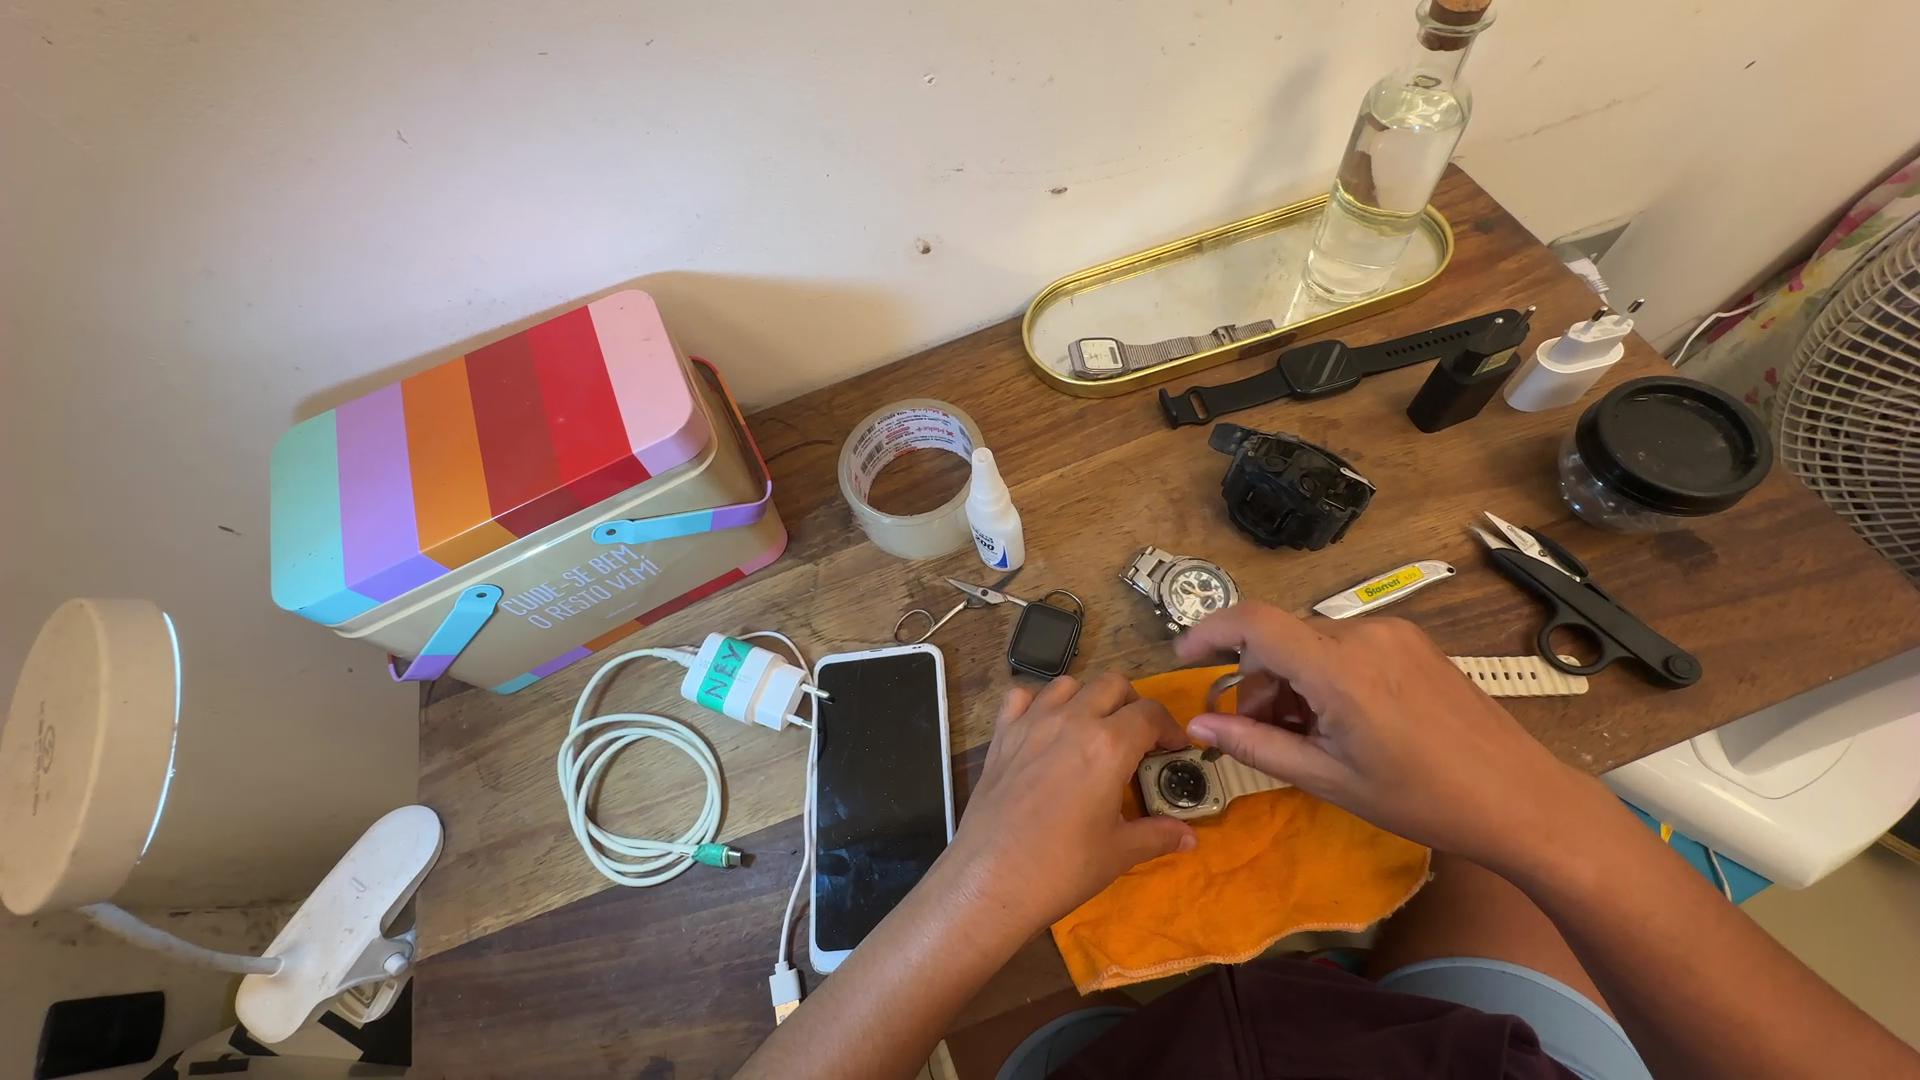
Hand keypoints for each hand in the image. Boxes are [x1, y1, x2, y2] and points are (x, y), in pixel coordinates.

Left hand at [940, 673, 1197, 932]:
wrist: (992, 877)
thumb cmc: (1062, 867)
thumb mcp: (1119, 852)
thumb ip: (1157, 834)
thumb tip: (1189, 836)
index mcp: (1109, 745)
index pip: (1150, 713)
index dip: (1170, 728)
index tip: (1174, 748)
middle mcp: (1071, 720)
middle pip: (1112, 685)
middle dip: (1133, 704)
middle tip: (1138, 738)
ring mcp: (1032, 722)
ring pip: (1068, 684)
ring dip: (1087, 698)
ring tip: (1093, 729)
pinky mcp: (1002, 734)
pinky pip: (1020, 696)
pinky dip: (1037, 702)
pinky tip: (1045, 728)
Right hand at [1178, 602, 1597, 873]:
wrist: (1524, 801)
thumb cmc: (1422, 799)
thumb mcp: (1327, 779)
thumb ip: (1254, 746)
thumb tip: (1196, 727)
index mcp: (1339, 668)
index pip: (1253, 622)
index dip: (1208, 630)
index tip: (1183, 657)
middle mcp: (1362, 634)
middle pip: (1280, 638)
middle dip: (1257, 680)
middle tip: (1263, 732)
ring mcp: (1392, 633)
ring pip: (1310, 642)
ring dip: (1291, 680)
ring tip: (1309, 733)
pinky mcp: (1412, 641)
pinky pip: (1344, 645)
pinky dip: (1323, 674)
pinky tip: (1343, 719)